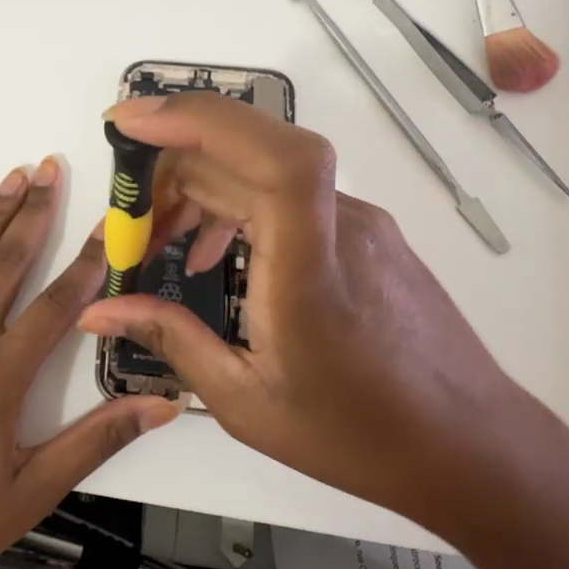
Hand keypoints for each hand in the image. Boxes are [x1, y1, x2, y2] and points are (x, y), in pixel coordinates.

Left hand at [0, 156, 183, 568]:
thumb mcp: (38, 487)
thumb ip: (99, 438)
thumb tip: (163, 406)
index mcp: (1, 379)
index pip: (57, 305)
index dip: (87, 260)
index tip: (108, 222)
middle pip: (6, 266)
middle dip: (34, 214)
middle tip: (52, 168)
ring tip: (12, 178)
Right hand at [77, 93, 533, 516]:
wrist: (471, 448)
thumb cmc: (355, 435)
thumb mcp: (244, 400)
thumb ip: (169, 337)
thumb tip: (97, 310)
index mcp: (310, 267)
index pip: (271, 155)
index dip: (199, 119)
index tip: (130, 122)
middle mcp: (343, 225)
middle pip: (250, 155)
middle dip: (171, 170)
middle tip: (125, 224)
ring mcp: (362, 224)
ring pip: (267, 172)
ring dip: (202, 190)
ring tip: (161, 245)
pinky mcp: (370, 235)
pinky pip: (292, 199)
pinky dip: (238, 208)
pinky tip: (216, 260)